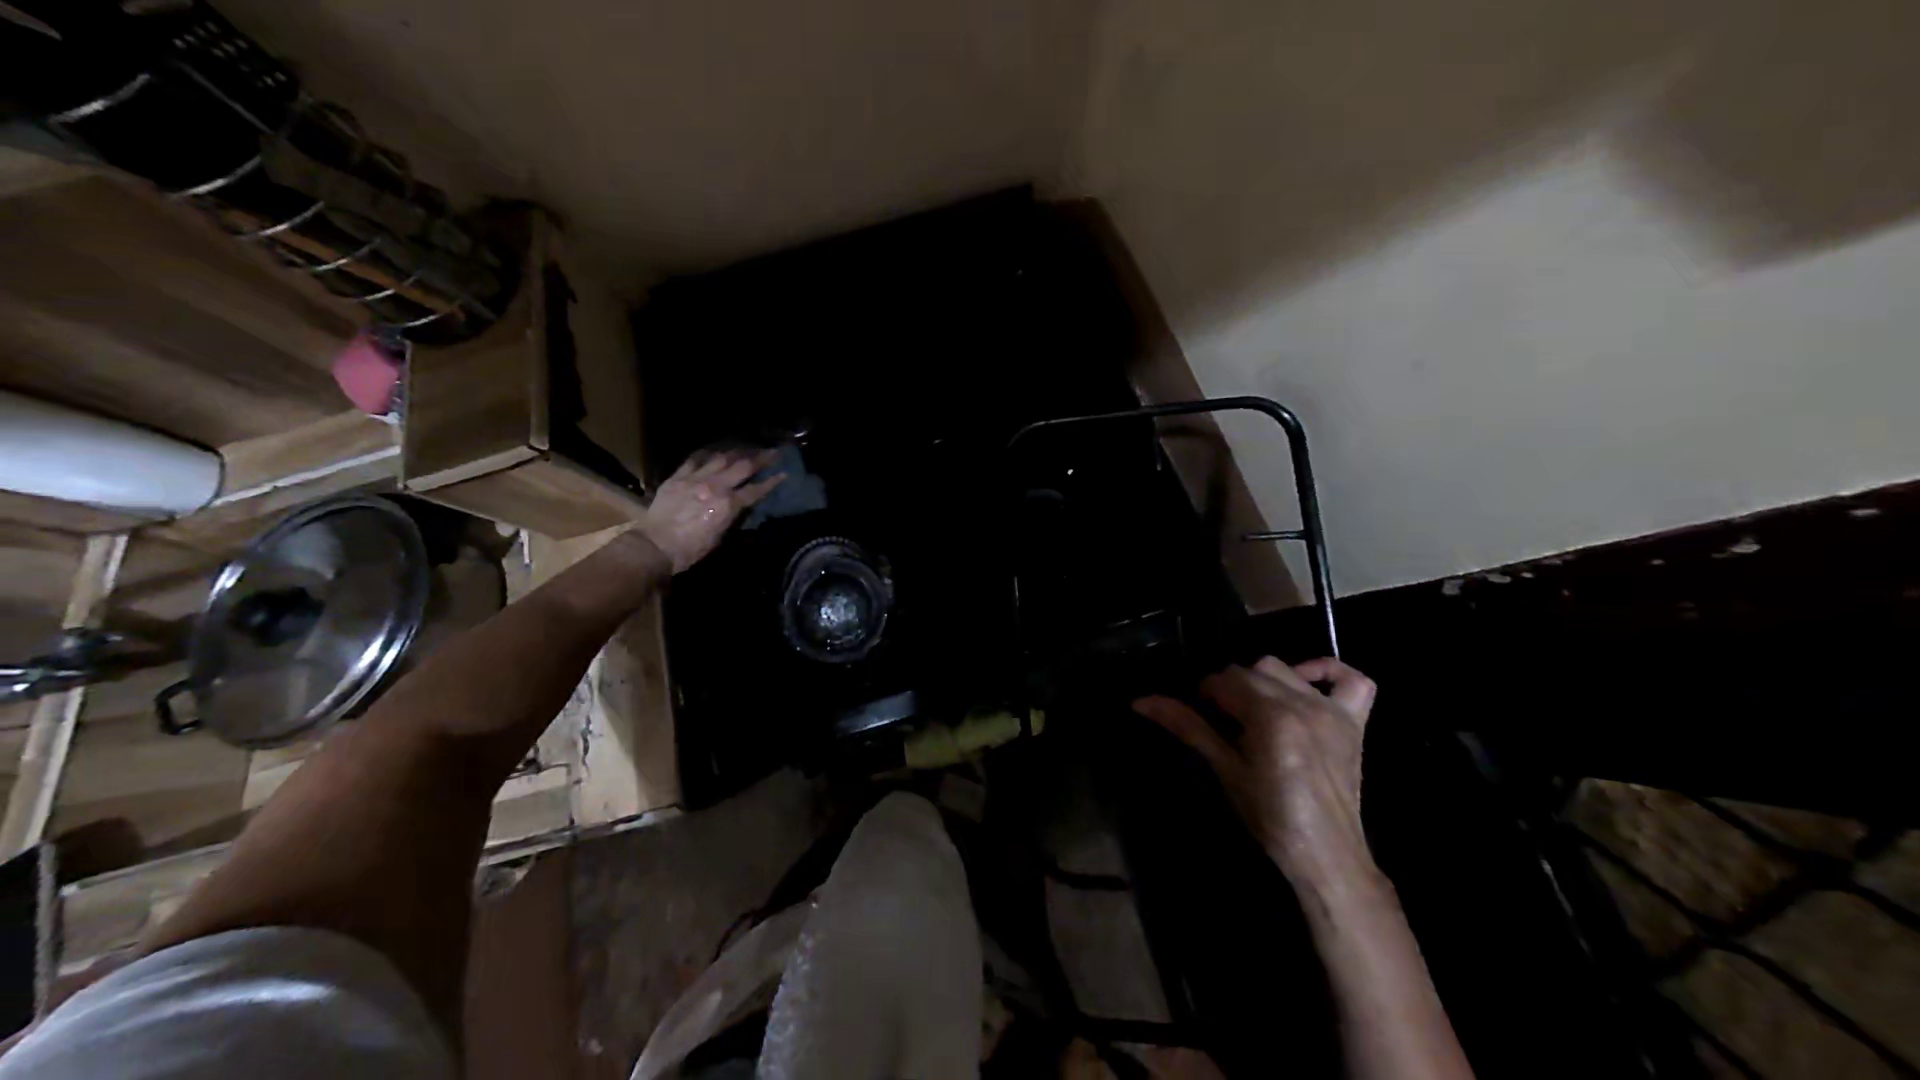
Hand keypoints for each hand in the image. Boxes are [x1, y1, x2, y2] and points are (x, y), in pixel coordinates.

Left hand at [634, 449, 784, 572]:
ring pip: (720, 458)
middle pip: (742, 467)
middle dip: (760, 458)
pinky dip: (707, 453)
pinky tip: (714, 450)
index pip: (755, 490)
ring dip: (737, 451)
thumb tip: (740, 508)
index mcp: (727, 505)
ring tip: (747, 447)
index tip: (783, 473)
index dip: (771, 482)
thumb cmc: (690, 550)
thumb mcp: (719, 538)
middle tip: (772, 451)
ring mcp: (695, 479)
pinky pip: (695, 459)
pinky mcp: (677, 477)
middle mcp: (714, 487)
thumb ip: (732, 518)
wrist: (655, 546)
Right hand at [1133, 657, 1377, 887]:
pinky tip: (1305, 682)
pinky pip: (1354, 680)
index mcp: (1269, 718)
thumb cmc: (1269, 817)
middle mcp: (1302, 704)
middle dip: (1229, 688)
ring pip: (1284, 668)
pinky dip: (1326, 672)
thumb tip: (1142, 701)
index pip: (1224, 681)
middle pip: (1250, 670)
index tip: (1200, 716)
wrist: (1326, 855)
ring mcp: (1332, 711)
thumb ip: (1188, 727)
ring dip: (1262, 680)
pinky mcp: (1354, 723)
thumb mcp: (1225, 770)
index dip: (1205, 695)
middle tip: (1223, 720)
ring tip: (1254, 711)